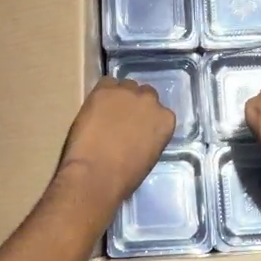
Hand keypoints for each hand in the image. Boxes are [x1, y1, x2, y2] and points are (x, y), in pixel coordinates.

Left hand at [57, 76, 174, 205]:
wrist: (97, 174)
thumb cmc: (124, 177)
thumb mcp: (148, 156)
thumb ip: (149, 137)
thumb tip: (138, 133)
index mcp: (165, 120)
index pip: (159, 110)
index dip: (146, 118)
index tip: (137, 126)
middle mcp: (150, 101)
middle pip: (145, 93)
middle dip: (135, 104)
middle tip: (121, 119)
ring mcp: (127, 92)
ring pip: (125, 86)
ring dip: (118, 97)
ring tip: (105, 113)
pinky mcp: (104, 89)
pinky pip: (105, 83)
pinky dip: (101, 93)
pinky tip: (94, 108)